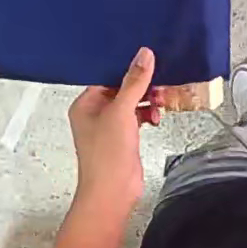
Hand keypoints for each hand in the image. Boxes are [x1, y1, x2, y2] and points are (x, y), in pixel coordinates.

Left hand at [67, 47, 161, 212]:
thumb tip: (145, 55)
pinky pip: (137, 118)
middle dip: (142, 87)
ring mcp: (110, 127)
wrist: (112, 192)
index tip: (148, 62)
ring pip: (132, 104)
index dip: (128, 70)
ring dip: (147, 101)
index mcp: (85, 104)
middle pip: (121, 89)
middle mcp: (95, 114)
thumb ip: (134, 82)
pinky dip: (148, 115)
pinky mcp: (123, 138)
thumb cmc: (106, 155)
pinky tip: (156, 118)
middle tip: (160, 84)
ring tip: (161, 102)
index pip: (108, 77)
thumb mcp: (122, 111)